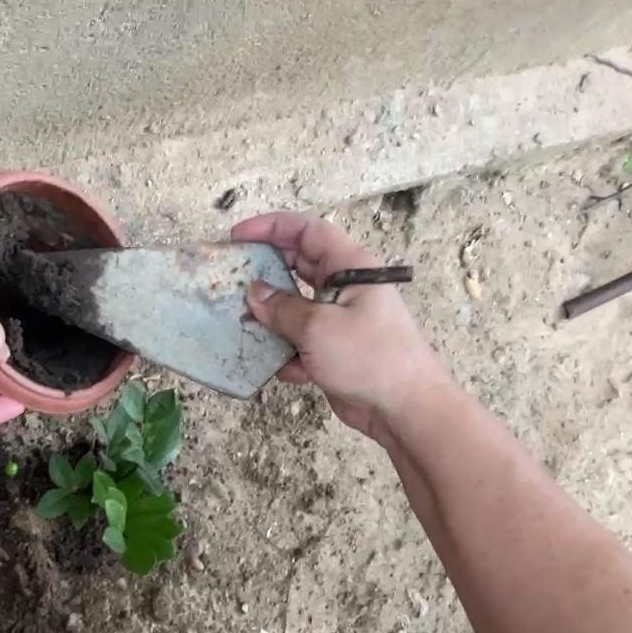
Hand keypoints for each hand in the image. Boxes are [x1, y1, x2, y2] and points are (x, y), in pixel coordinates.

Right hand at [232, 213, 450, 440]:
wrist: (401, 406)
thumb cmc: (369, 356)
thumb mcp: (318, 328)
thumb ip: (282, 308)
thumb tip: (253, 292)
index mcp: (349, 268)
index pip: (307, 232)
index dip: (271, 227)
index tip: (237, 236)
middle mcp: (343, 288)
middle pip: (297, 266)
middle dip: (264, 271)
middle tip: (230, 278)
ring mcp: (337, 320)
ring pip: (293, 307)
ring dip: (269, 317)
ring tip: (240, 324)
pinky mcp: (331, 350)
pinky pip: (298, 342)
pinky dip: (284, 353)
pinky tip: (279, 368)